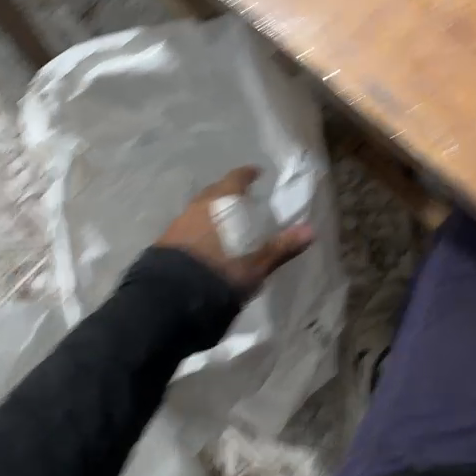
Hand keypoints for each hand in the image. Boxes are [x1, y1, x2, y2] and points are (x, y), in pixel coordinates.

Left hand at [155, 166, 313, 297]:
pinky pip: (187, 227)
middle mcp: (198, 206)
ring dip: (213, 213)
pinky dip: (199, 229)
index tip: (257, 175)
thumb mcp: (256, 265)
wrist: (168, 300)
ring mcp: (178, 223)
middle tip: (244, 201)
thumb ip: (281, 247)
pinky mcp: (165, 242)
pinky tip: (205, 243)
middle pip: (216, 191)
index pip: (237, 178)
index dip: (248, 175)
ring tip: (226, 225)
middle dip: (230, 194)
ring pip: (200, 209)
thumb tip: (310, 230)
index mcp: (222, 202)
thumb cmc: (219, 274)